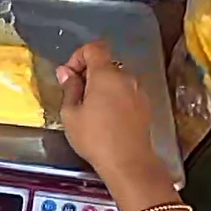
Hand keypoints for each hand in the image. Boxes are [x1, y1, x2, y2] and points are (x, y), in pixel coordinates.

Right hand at [57, 41, 164, 186]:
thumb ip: (69, 88)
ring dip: (101, 87)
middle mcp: (126, 77)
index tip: (69, 76)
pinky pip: (125, 92)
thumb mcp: (71, 114)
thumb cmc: (94, 137)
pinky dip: (113, 97)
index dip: (78, 56)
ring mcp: (138, 91)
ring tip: (90, 110)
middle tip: (75, 96)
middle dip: (88, 74)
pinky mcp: (144, 106)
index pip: (94, 48)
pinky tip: (106, 118)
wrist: (128, 163)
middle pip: (105, 64)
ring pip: (115, 79)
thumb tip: (66, 72)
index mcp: (106, 75)